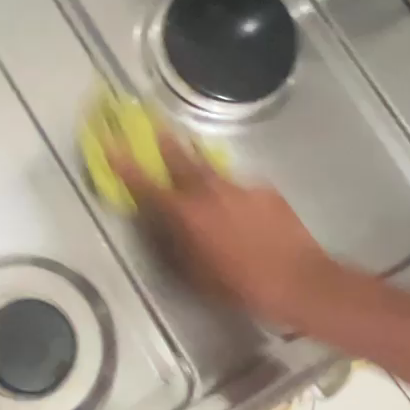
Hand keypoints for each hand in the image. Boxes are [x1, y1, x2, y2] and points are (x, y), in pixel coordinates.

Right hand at [110, 133, 346, 332]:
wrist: (299, 280)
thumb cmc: (239, 285)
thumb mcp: (192, 273)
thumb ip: (169, 243)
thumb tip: (156, 224)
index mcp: (186, 213)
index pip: (145, 185)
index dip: (124, 165)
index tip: (111, 146)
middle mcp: (210, 191)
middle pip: (181, 157)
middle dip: (164, 141)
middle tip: (155, 125)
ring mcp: (241, 186)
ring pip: (212, 170)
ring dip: (200, 166)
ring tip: (198, 167)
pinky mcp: (266, 190)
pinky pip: (240, 186)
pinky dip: (231, 192)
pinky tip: (240, 210)